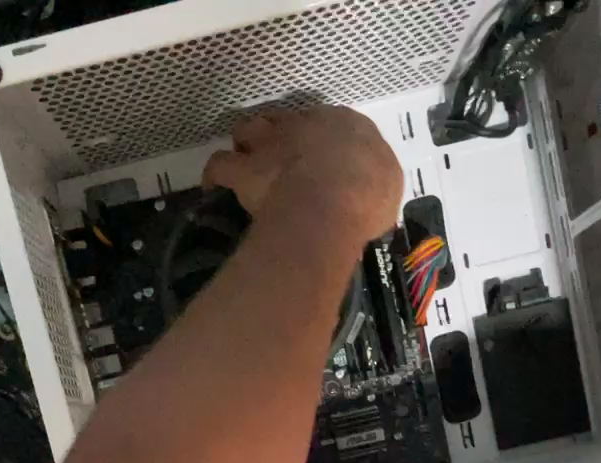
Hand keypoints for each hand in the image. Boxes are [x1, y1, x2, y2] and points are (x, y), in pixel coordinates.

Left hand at [202, 107, 401, 240]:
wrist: (331, 203)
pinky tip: (213, 186)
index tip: (322, 162)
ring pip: (249, 128)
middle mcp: (305, 125)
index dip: (323, 145)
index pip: (331, 127)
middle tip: (281, 159)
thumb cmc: (368, 196)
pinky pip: (221, 166)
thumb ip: (375, 187)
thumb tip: (370, 198)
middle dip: (281, 137)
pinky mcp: (246, 170)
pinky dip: (215, 175)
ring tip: (245, 160)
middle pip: (286, 121)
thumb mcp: (387, 191)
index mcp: (347, 127)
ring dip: (246, 142)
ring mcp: (271, 144)